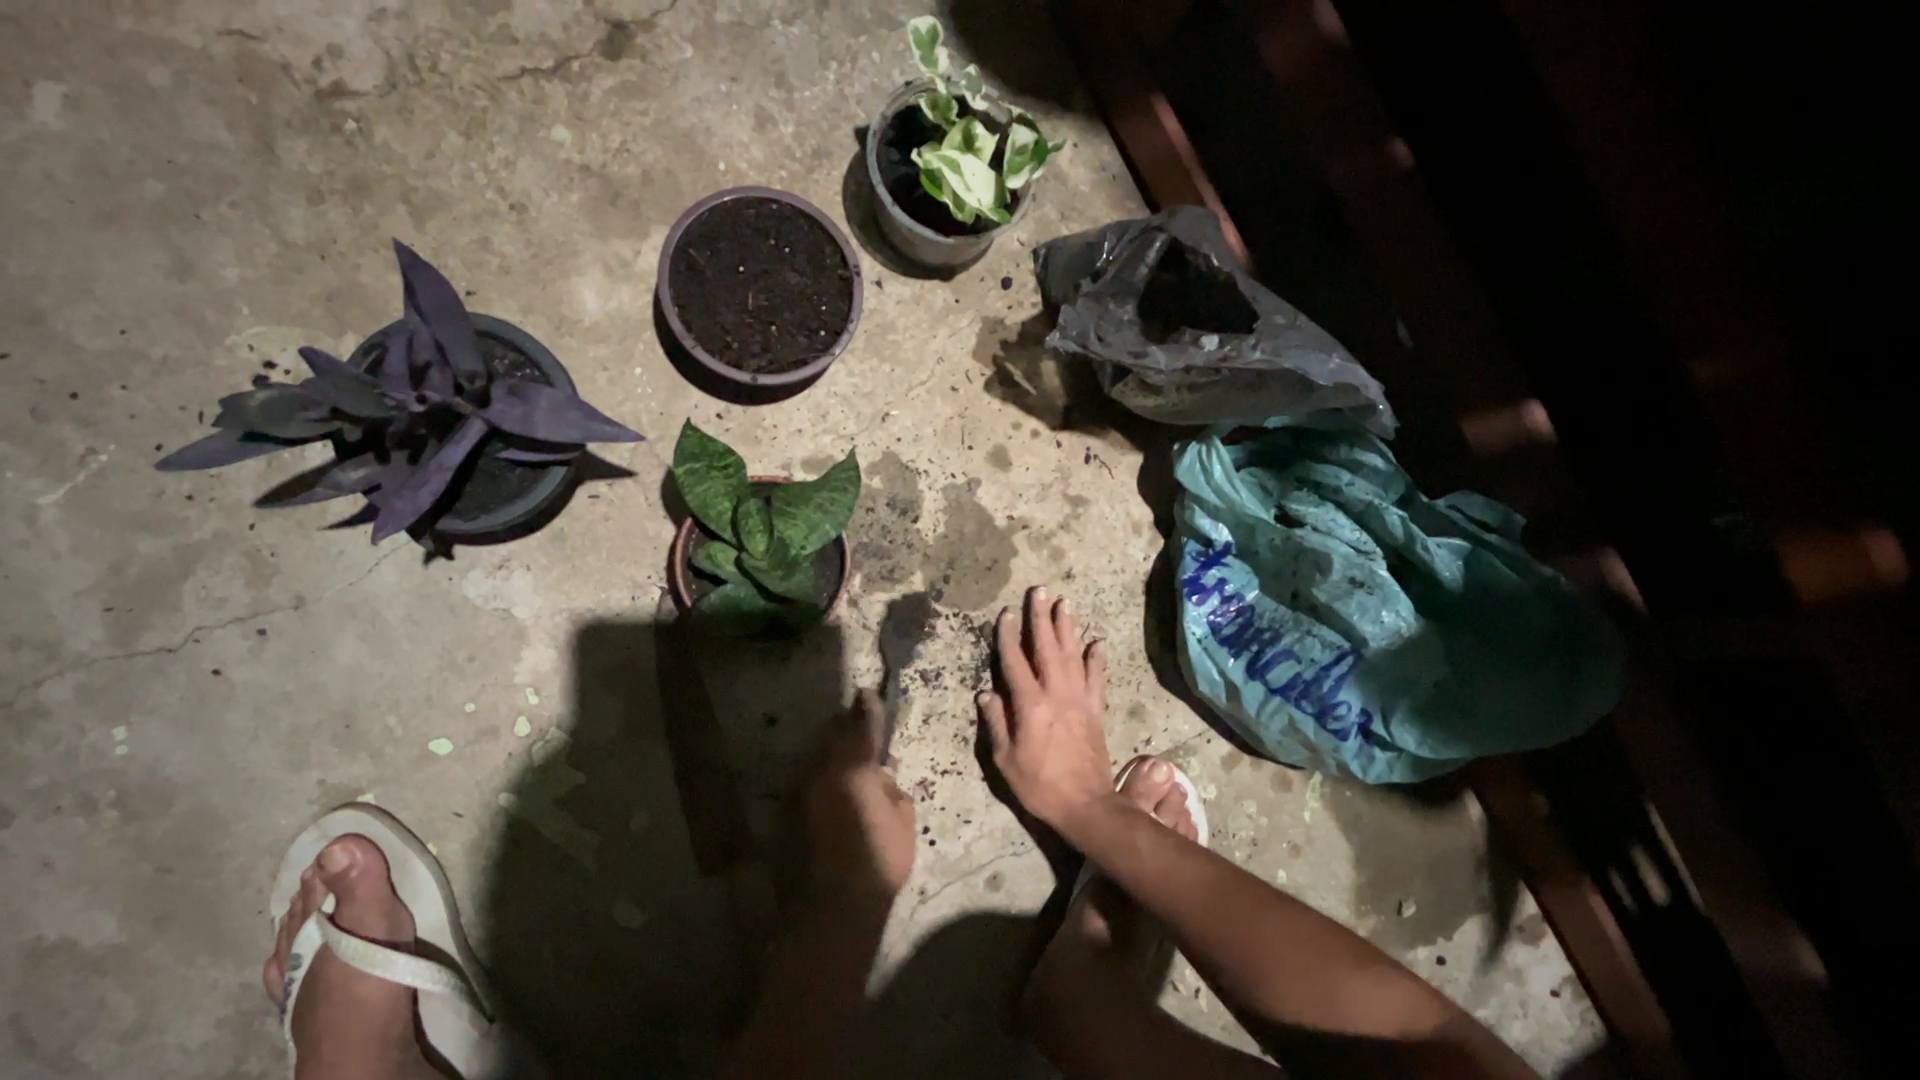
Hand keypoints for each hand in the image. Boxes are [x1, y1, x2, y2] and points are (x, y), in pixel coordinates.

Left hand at [804, 689, 916, 900]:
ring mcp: (806, 790)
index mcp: (855, 768)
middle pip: (835, 736)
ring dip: (835, 752)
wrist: (838, 902)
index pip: (863, 727)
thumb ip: (892, 787)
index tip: (869, 692)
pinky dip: (825, 775)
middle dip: (848, 728)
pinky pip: (812, 779)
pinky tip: (837, 789)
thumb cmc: (881, 859)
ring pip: (820, 757)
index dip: (868, 709)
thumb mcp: (903, 818)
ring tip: (851, 759)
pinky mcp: (795, 810)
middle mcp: (825, 771)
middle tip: (862, 723)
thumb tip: (883, 772)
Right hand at [978, 587, 1116, 835]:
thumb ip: (996, 723)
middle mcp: (1056, 694)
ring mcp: (1080, 700)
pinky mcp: (1096, 711)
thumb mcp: (1005, 760)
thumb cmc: (1039, 785)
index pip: (1015, 662)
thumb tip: (985, 694)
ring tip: (1065, 603)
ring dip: (1068, 628)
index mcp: (1030, 705)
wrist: (1086, 805)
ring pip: (1074, 655)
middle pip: (1047, 648)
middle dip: (1041, 618)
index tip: (1006, 612)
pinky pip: (1097, 679)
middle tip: (1040, 591)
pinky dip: (1097, 660)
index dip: (1009, 636)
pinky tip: (1097, 643)